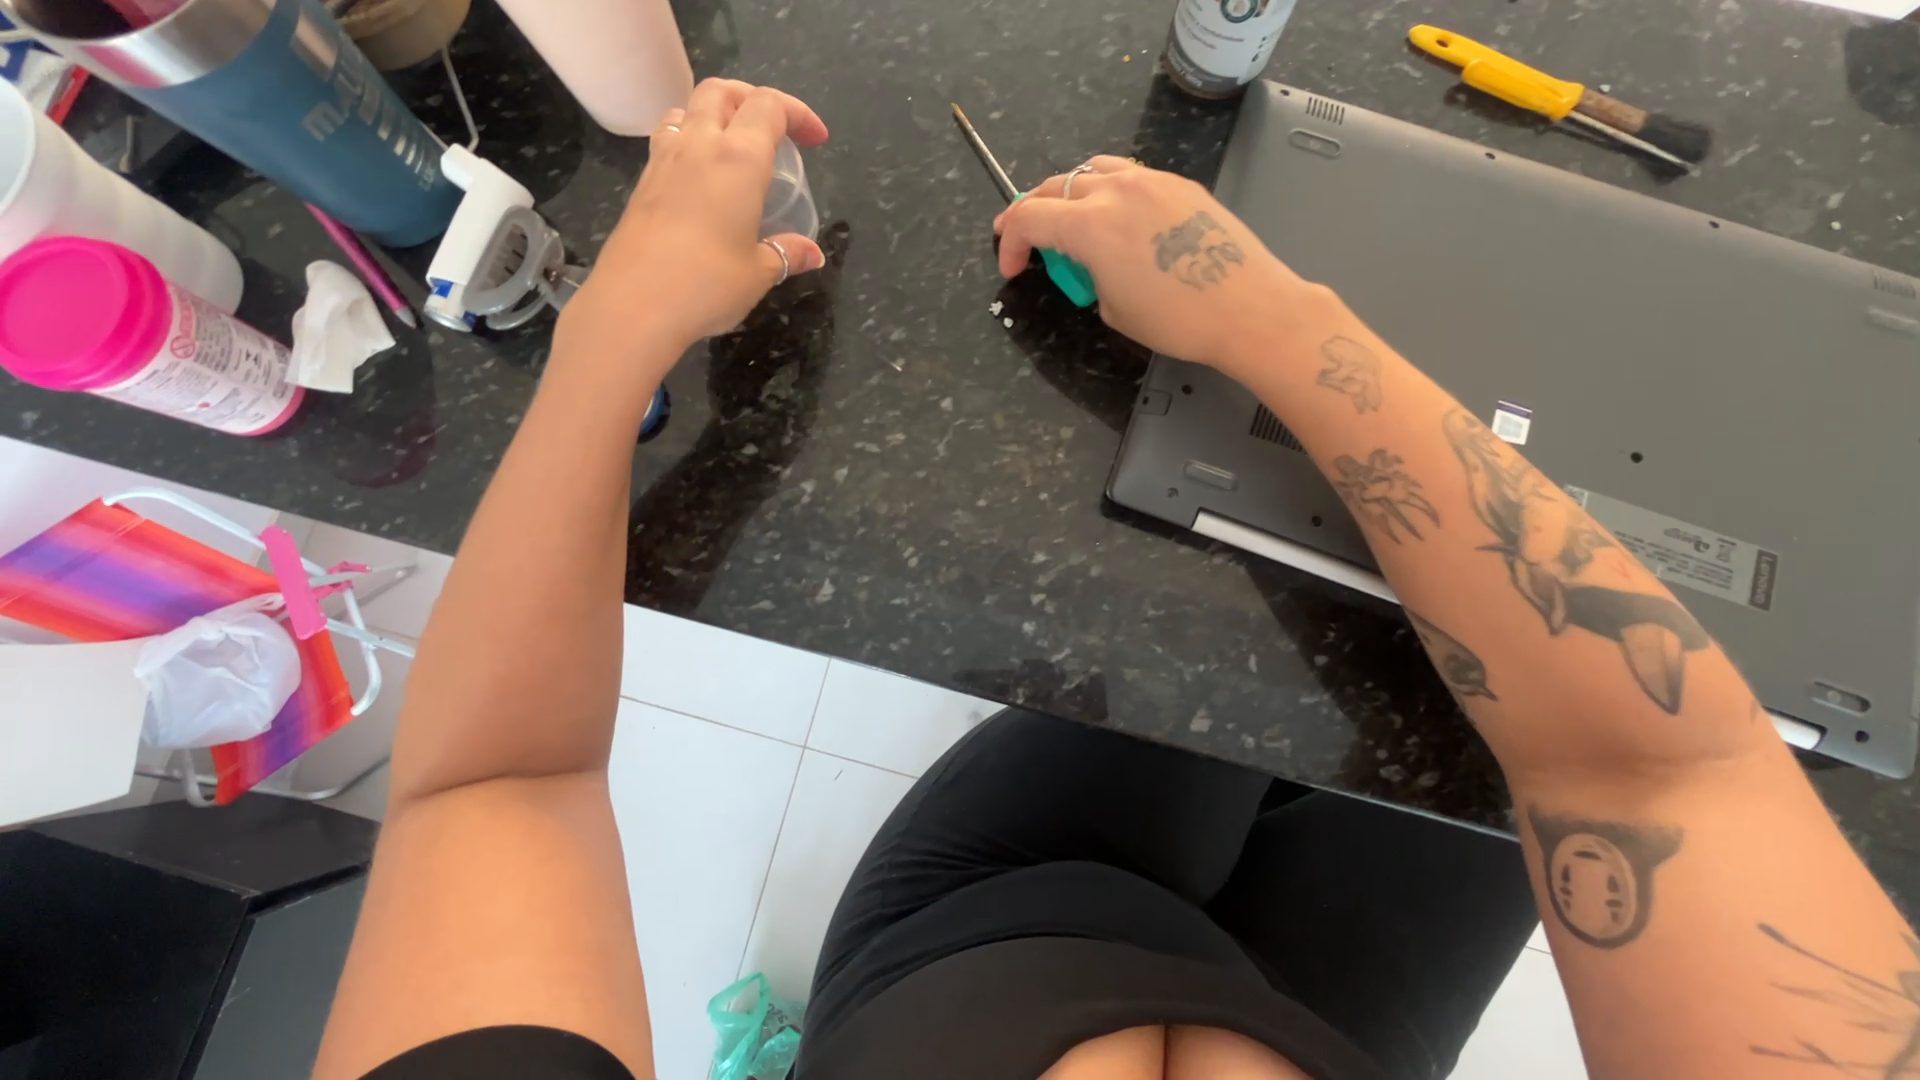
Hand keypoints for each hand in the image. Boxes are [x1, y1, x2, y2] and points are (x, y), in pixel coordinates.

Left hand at [566, 79, 829, 354]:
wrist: (635, 305)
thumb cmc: (708, 285)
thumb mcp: (760, 273)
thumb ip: (787, 254)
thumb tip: (812, 254)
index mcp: (738, 159)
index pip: (769, 107)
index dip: (798, 114)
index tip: (815, 140)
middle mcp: (699, 146)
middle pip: (721, 92)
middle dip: (751, 99)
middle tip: (772, 129)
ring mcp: (663, 162)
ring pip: (686, 110)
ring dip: (713, 115)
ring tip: (731, 147)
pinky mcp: (642, 185)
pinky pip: (667, 141)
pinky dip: (689, 143)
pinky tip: (700, 179)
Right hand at [994, 159, 1311, 370]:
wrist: (1248, 308)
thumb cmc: (1178, 320)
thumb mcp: (1113, 309)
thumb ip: (1088, 276)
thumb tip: (1090, 264)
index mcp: (1090, 226)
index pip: (1029, 217)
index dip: (1010, 243)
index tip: (1011, 266)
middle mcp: (1116, 191)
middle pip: (1055, 186)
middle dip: (1032, 212)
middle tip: (1026, 238)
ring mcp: (1151, 181)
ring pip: (1092, 170)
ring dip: (1070, 194)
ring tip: (1070, 221)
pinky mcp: (1179, 186)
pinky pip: (1129, 176)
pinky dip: (1109, 192)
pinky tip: (1116, 220)